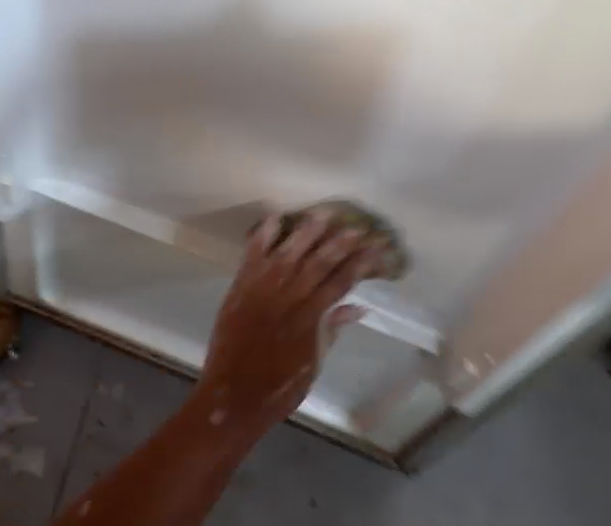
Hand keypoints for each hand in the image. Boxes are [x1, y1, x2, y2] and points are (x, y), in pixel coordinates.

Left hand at [192, 211, 386, 435]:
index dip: (362, 263)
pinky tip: (276, 217)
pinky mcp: (241, 285)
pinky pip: (253, 253)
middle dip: (342, 242)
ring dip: (308, 230)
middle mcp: (291, 296)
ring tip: (324, 212)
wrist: (233, 396)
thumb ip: (333, 329)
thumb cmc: (279, 386)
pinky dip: (264, 234)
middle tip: (359, 226)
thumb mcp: (314, 363)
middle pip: (321, 261)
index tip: (377, 248)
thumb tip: (359, 307)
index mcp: (312, 317)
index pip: (343, 281)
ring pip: (291, 250)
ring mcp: (264, 287)